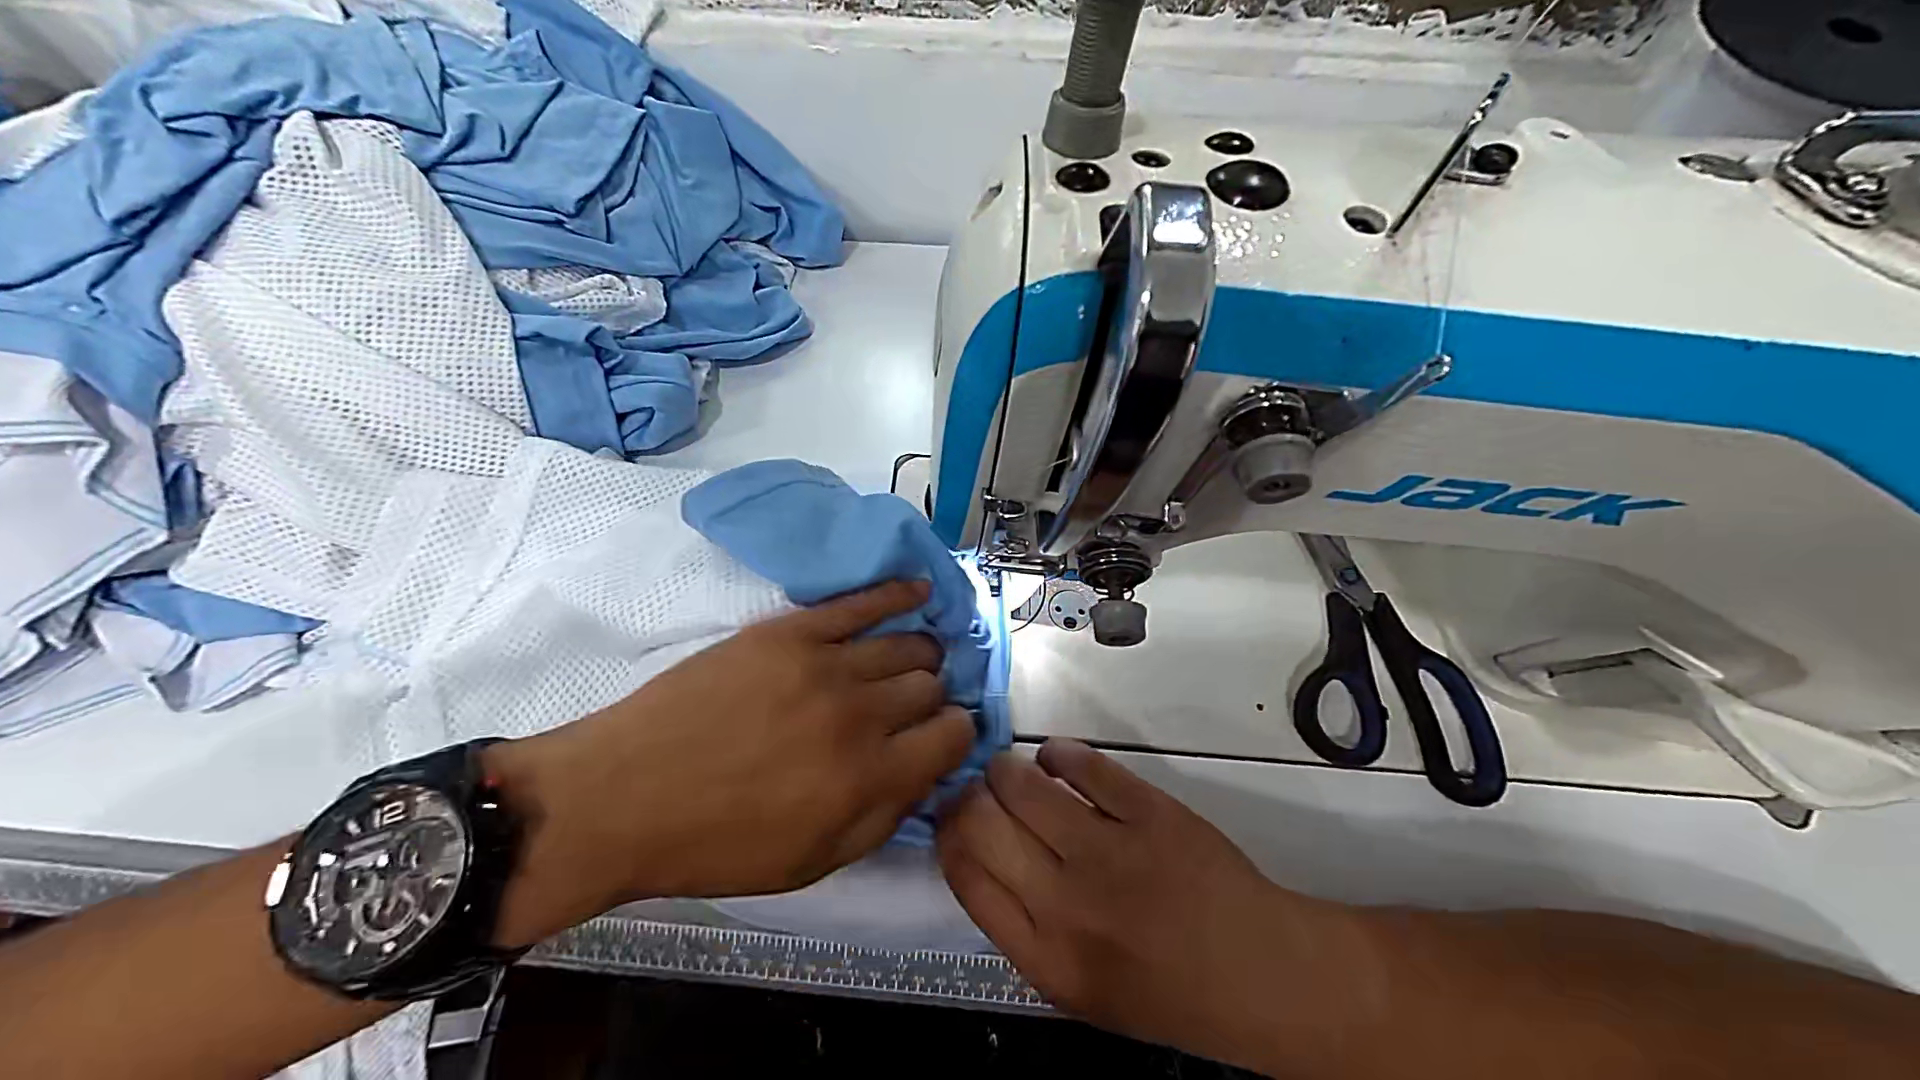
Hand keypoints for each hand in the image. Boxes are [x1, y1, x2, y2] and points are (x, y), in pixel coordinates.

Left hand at [488, 580, 976, 945]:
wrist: (624, 796)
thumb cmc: (718, 844)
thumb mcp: (814, 862)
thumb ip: (885, 818)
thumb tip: (929, 775)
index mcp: (870, 778)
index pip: (951, 737)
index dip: (955, 735)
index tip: (942, 737)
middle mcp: (860, 715)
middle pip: (930, 686)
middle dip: (933, 698)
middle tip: (913, 707)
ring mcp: (825, 664)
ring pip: (905, 644)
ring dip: (919, 655)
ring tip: (911, 662)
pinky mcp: (789, 631)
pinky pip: (861, 602)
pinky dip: (899, 594)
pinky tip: (920, 591)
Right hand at [937, 740, 1388, 1075]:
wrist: (1257, 974)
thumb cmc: (1161, 986)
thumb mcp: (1074, 984)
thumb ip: (1019, 924)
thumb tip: (976, 847)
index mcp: (1043, 956)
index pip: (964, 872)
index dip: (947, 831)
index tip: (953, 814)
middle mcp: (1066, 905)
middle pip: (981, 822)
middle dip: (969, 795)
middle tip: (981, 789)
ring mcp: (1109, 853)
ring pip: (1023, 784)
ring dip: (1008, 769)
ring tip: (1015, 771)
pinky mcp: (1148, 812)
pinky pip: (1081, 763)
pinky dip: (1060, 753)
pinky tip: (1060, 759)